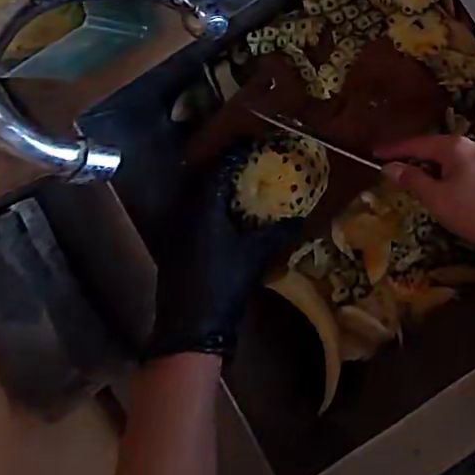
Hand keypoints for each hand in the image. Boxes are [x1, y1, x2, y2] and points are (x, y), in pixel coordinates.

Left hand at [145, 150, 302, 359]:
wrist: (192, 327)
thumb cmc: (225, 283)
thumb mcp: (257, 255)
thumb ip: (279, 231)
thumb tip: (301, 215)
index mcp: (203, 209)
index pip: (217, 170)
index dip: (235, 156)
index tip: (253, 147)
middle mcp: (184, 214)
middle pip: (202, 179)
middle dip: (224, 167)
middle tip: (249, 161)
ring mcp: (175, 231)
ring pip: (194, 197)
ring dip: (215, 187)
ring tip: (240, 182)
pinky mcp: (174, 247)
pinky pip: (191, 213)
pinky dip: (208, 206)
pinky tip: (226, 213)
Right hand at [376, 135, 474, 251]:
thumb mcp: (440, 199)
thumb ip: (414, 181)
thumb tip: (391, 167)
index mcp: (453, 147)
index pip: (416, 143)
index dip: (394, 149)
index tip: (374, 153)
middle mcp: (470, 145)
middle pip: (434, 149)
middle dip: (415, 160)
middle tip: (395, 172)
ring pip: (451, 161)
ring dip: (434, 171)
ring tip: (421, 187)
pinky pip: (465, 169)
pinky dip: (450, 178)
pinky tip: (452, 195)